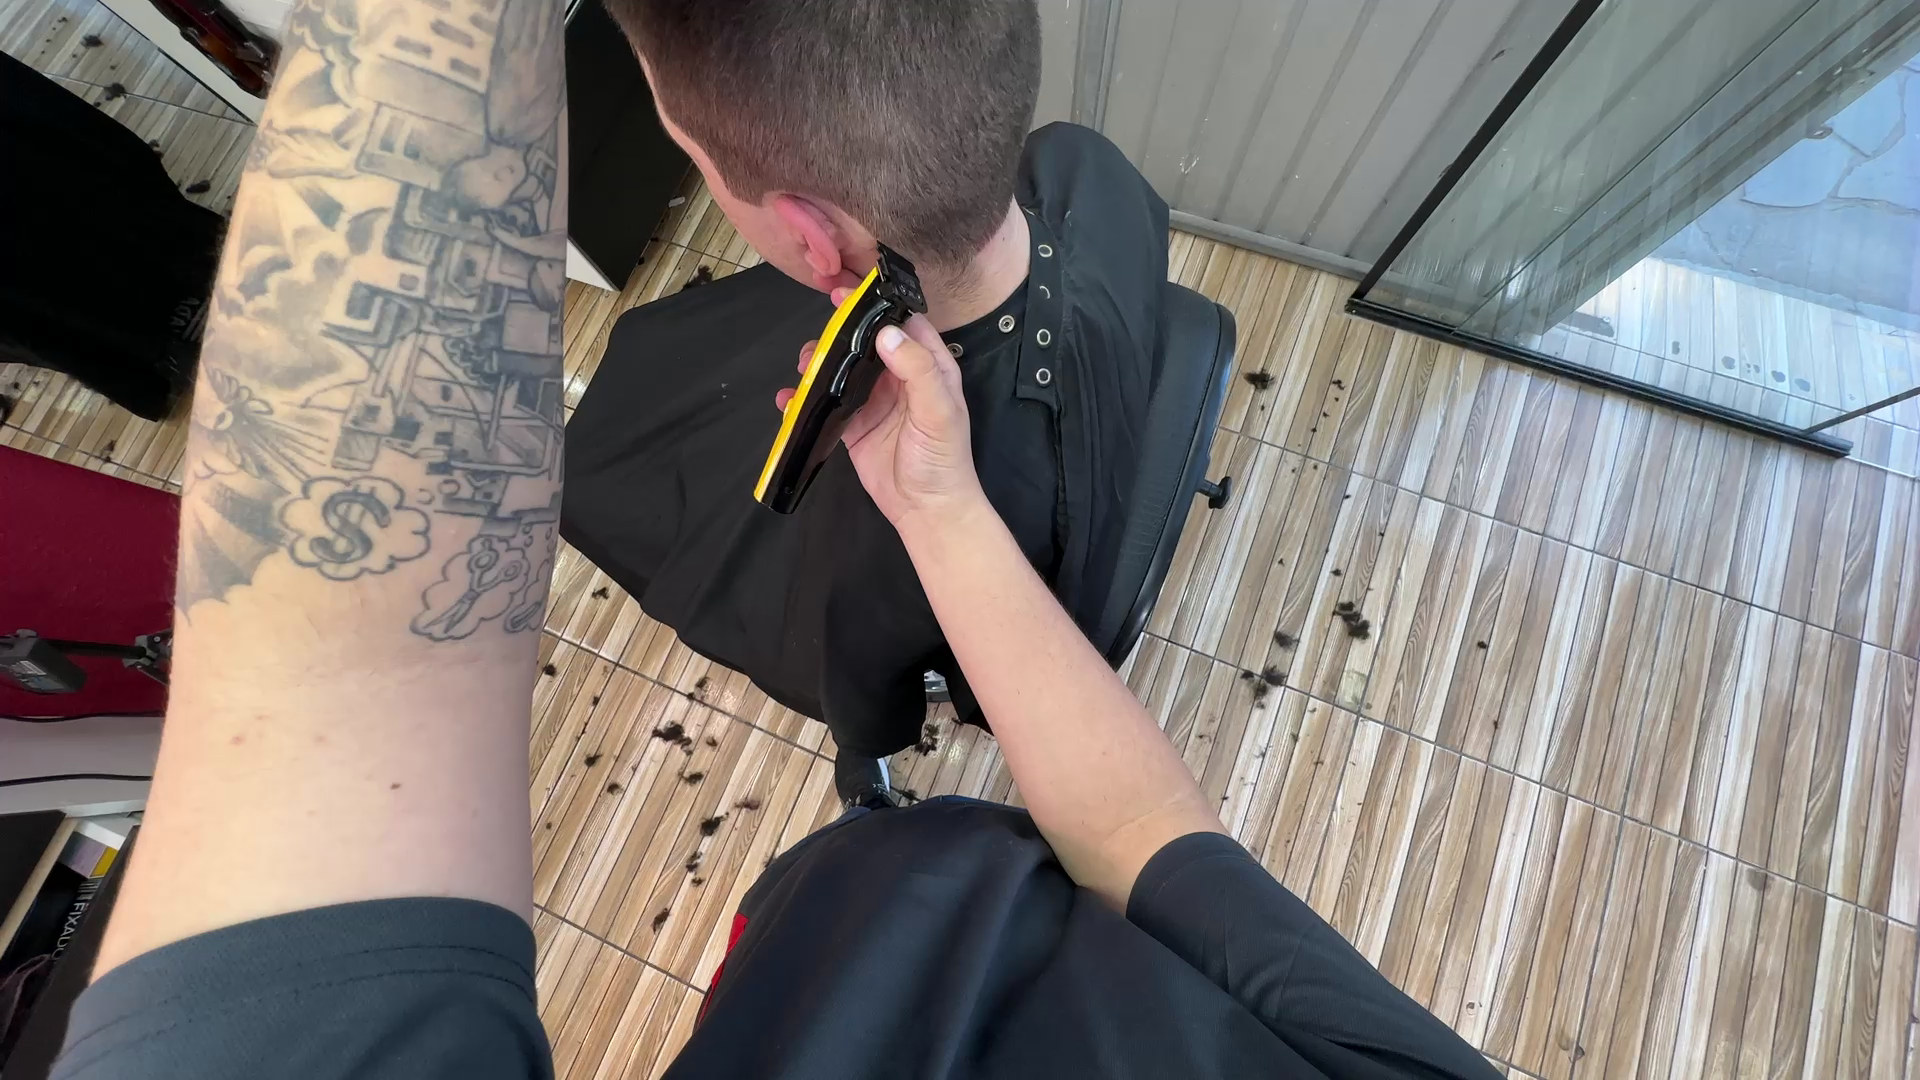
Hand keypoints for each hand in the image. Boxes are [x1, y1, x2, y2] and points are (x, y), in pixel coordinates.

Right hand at [776, 298, 982, 529]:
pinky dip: (807, 399)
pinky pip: (828, 404)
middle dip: (842, 330)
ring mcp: (875, 402)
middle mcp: (901, 380)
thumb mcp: (938, 411)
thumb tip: (886, 333)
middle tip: (821, 320)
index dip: (880, 306)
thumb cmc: (942, 460)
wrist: (927, 510)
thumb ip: (917, 370)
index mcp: (929, 369)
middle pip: (868, 342)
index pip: (905, 325)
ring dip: (821, 362)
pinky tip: (790, 398)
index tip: (852, 292)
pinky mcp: (855, 426)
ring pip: (844, 369)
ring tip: (803, 363)